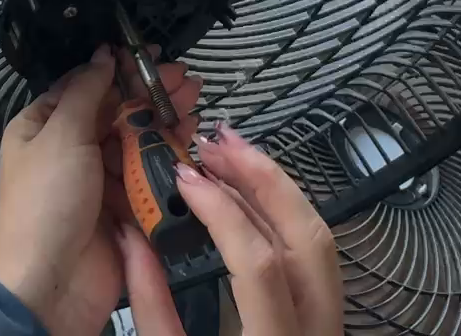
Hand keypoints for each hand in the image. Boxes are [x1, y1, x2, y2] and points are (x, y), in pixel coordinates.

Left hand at [0, 47, 204, 335]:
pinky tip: (190, 131)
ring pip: (134, 138)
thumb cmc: (46, 200)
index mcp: (41, 125)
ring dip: (163, 116)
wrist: (51, 286)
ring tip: (194, 94)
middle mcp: (68, 147)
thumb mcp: (61, 135)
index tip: (148, 53)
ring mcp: (97, 178)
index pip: (82, 85)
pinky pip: (147, 171)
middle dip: (147, 90)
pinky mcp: (123, 206)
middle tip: (182, 74)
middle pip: (114, 109)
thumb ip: (87, 91)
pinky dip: (169, 152)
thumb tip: (103, 52)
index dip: (115, 68)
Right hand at [114, 122, 343, 335]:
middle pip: (308, 239)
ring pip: (319, 240)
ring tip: (228, 153)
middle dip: (262, 178)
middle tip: (214, 143)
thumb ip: (150, 307)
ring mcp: (331, 329)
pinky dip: (279, 213)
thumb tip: (129, 234)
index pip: (260, 264)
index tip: (183, 176)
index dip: (222, 211)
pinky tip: (245, 194)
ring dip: (273, 186)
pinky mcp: (327, 322)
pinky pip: (312, 255)